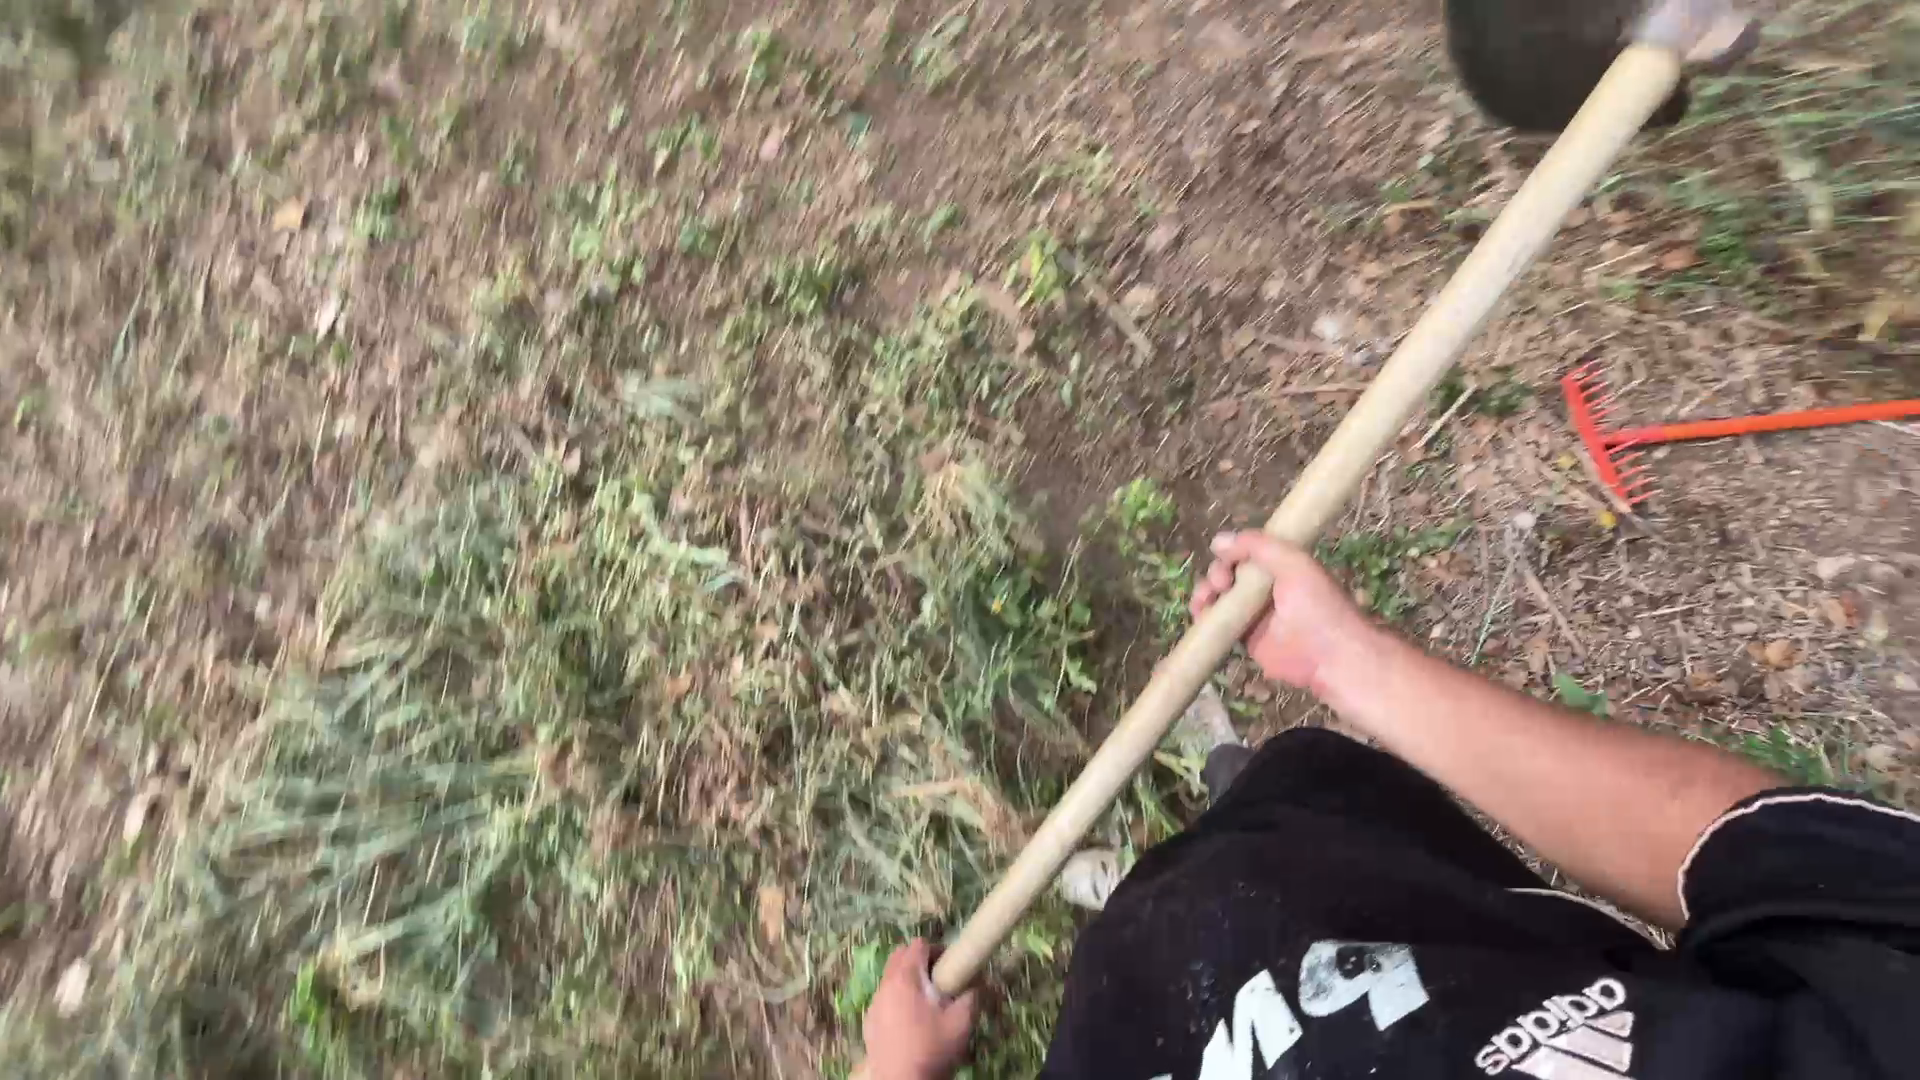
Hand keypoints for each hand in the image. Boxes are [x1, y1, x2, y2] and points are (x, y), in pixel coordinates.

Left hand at [862, 940, 977, 1079]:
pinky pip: (884, 998)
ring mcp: (875, 1003)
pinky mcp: (869, 1022)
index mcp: (905, 977)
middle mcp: (885, 984)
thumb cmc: (930, 1050)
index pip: (919, 945)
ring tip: (926, 1004)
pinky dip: (897, 1000)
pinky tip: (910, 1022)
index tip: (949, 968)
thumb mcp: (960, 1023)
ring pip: (891, 977)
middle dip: (920, 961)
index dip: (937, 950)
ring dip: (908, 981)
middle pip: (900, 956)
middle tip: (938, 982)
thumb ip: (972, 996)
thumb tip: (978, 981)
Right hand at [1189, 531, 1374, 700]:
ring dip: (1206, 592)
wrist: (1330, 655)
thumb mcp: (1293, 562)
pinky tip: (1200, 612)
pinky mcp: (1245, 638)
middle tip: (1220, 582)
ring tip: (1204, 598)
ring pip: (1219, 597)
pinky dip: (1205, 616)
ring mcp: (1254, 614)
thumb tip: (1217, 541)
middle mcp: (1265, 588)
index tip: (1226, 558)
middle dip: (1217, 574)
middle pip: (1229, 574)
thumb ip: (1258, 546)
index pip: (1246, 554)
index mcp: (1280, 567)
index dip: (1232, 554)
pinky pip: (1219, 623)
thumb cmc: (1316, 604)